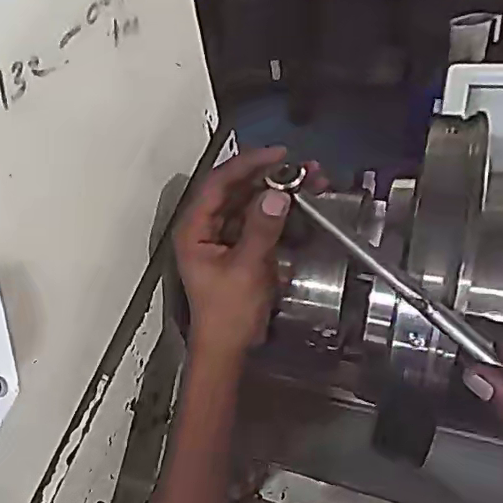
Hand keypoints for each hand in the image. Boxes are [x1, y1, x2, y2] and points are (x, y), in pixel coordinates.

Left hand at [172, 146, 317, 358]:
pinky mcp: (240, 249)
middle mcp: (205, 228)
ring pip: (249, 203)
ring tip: (307, 181)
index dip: (247, 164)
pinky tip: (299, 204)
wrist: (228, 348)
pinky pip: (258, 221)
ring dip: (276, 192)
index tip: (277, 154)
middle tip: (300, 168)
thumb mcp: (246, 269)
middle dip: (268, 176)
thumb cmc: (227, 314)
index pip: (218, 184)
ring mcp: (223, 238)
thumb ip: (261, 230)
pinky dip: (278, 212)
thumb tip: (277, 195)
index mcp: (194, 230)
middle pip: (235, 190)